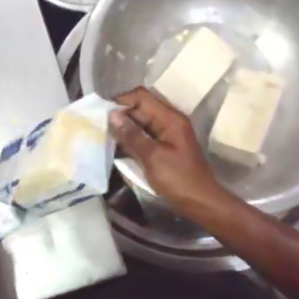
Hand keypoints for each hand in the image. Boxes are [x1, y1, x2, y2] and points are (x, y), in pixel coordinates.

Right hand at [110, 87, 232, 219]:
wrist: (200, 202)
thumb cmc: (178, 179)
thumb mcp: (152, 156)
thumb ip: (132, 135)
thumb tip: (112, 115)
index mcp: (171, 118)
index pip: (143, 97)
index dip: (122, 100)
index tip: (102, 111)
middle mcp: (169, 121)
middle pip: (142, 108)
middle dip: (121, 113)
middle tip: (99, 124)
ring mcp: (167, 134)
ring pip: (141, 122)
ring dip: (124, 126)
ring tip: (104, 134)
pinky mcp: (164, 146)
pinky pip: (145, 135)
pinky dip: (131, 138)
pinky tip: (116, 145)